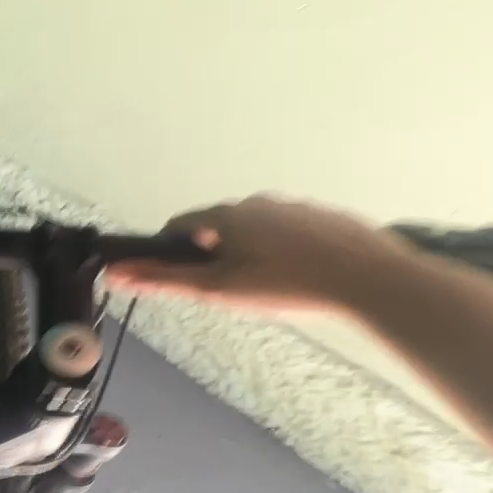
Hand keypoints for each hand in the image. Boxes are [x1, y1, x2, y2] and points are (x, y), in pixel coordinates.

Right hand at [105, 195, 415, 312]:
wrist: (379, 283)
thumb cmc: (288, 286)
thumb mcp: (216, 290)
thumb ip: (162, 280)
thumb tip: (113, 274)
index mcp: (224, 216)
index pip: (177, 226)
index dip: (173, 252)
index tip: (187, 278)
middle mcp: (257, 202)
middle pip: (217, 227)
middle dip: (214, 252)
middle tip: (230, 287)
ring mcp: (298, 207)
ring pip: (256, 228)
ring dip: (251, 249)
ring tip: (271, 284)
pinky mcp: (333, 218)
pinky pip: (294, 231)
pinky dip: (289, 249)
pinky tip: (304, 276)